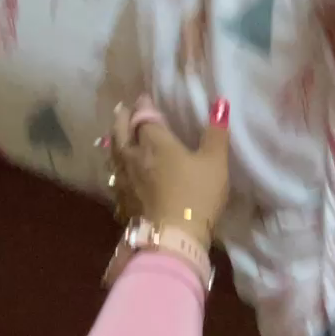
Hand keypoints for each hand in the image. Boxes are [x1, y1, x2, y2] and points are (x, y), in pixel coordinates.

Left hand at [109, 96, 230, 245]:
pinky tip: (120, 172)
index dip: (145, 105)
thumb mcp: (215, 163)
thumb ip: (216, 133)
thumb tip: (220, 103)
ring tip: (119, 136)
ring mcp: (124, 179)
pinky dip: (116, 167)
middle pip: (121, 131)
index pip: (144, 116)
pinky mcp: (123, 200)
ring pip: (114, 153)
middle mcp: (133, 155)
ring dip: (116, 141)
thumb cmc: (197, 195)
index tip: (145, 99)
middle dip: (123, 118)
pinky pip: (115, 176)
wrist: (174, 237)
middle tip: (124, 111)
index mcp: (154, 142)